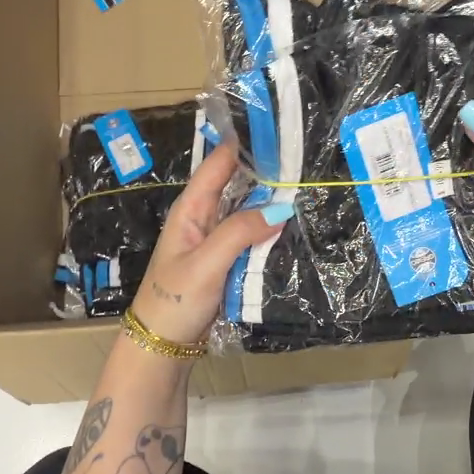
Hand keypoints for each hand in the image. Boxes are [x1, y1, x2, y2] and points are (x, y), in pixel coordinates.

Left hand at [129, 143, 292, 344]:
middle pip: (238, 185)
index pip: (219, 164)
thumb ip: (240, 233)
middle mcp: (204, 219)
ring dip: (272, 203)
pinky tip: (296, 227)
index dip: (244, 143)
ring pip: (249, 212)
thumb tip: (281, 208)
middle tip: (307, 157)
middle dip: (266, 171)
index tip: (277, 127)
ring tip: (310, 185)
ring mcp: (216, 242)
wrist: (163, 346)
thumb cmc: (175, 300)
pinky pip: (253, 239)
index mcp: (191, 210)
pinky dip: (271, 232)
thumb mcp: (206, 264)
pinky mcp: (228, 263)